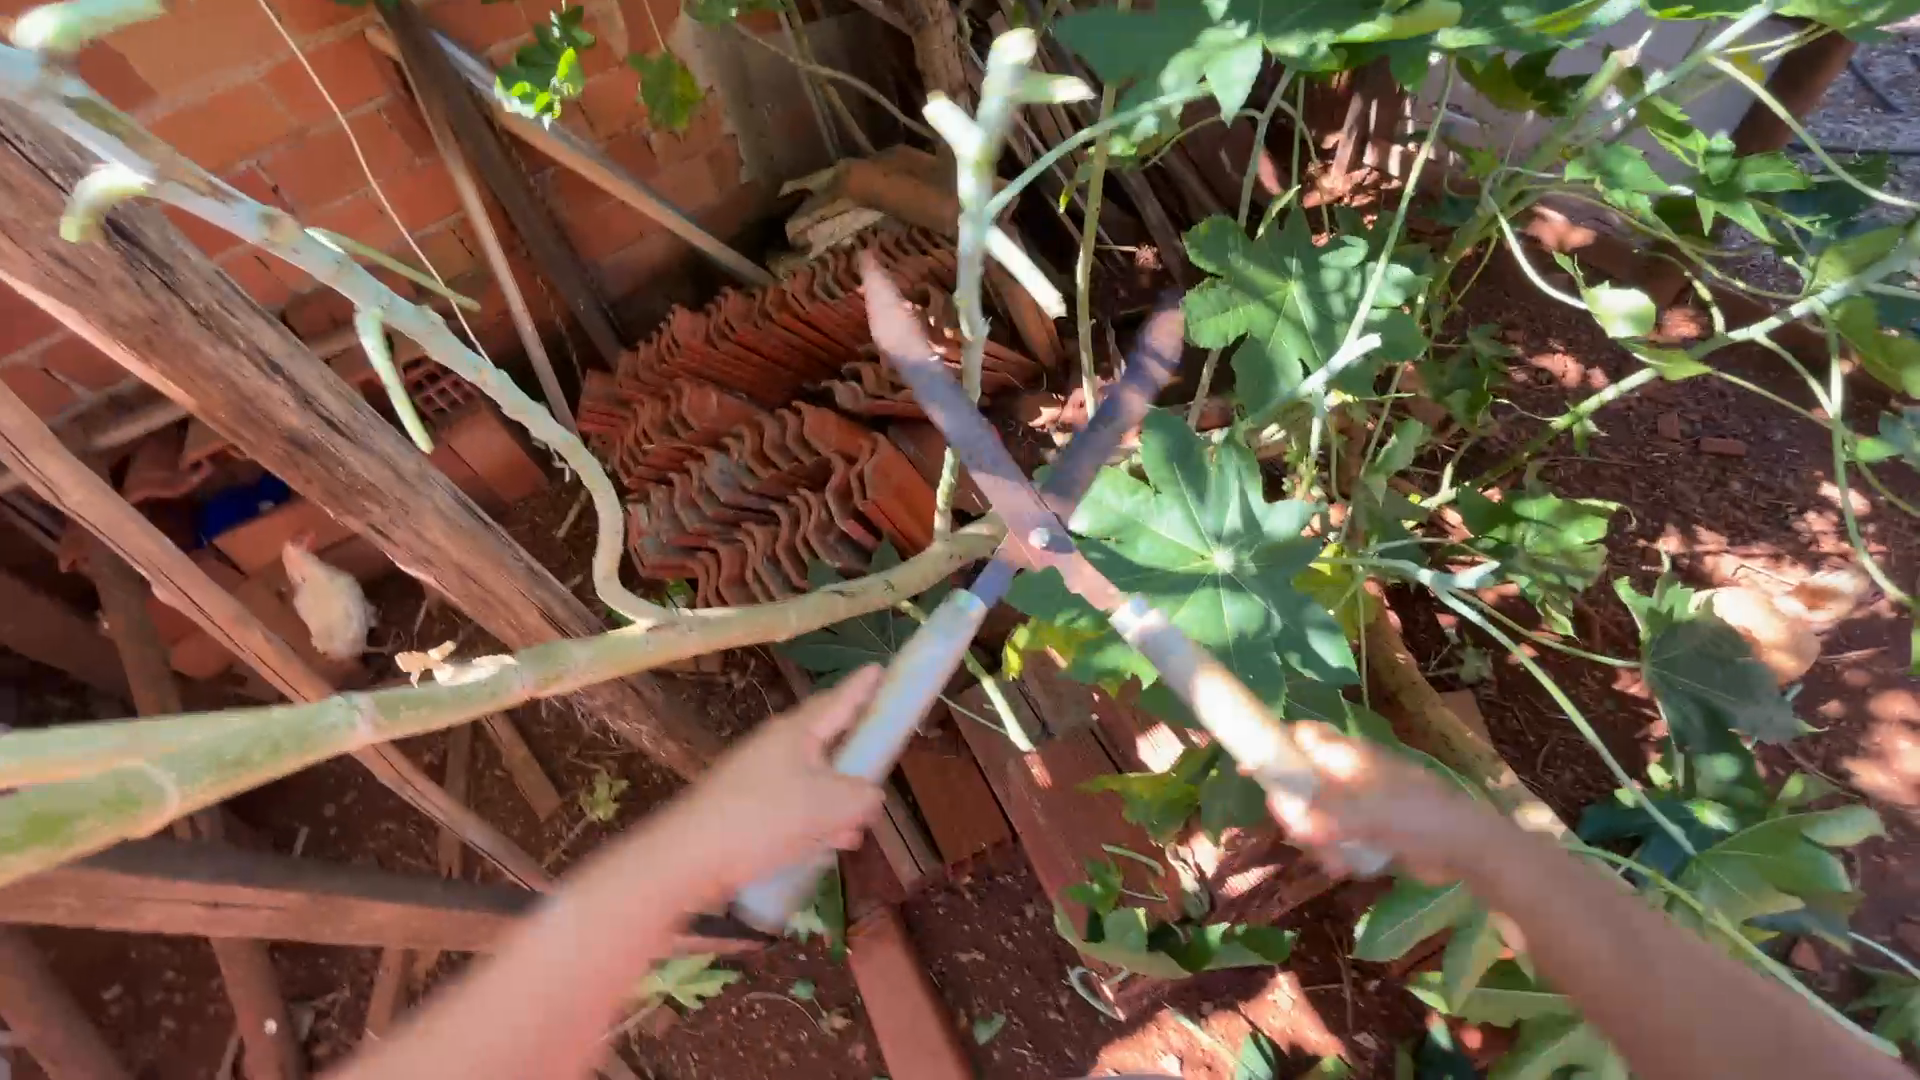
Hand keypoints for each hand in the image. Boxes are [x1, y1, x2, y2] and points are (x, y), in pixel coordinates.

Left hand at [674, 666, 886, 888]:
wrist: (688, 859)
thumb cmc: (763, 817)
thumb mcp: (828, 805)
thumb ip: (862, 796)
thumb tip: (871, 796)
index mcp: (798, 731)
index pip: (839, 700)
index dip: (863, 686)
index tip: (880, 668)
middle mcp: (778, 747)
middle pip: (828, 743)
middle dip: (856, 759)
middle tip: (879, 766)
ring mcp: (760, 778)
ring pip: (814, 782)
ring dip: (838, 804)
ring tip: (855, 829)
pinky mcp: (748, 810)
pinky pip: (795, 808)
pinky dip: (815, 824)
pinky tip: (826, 847)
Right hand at [1265, 722, 1503, 880]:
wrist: (1469, 849)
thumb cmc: (1421, 817)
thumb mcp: (1372, 816)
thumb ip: (1327, 818)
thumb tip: (1287, 821)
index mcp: (1346, 755)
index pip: (1300, 737)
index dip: (1273, 746)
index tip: (1252, 769)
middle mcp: (1346, 773)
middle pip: (1299, 780)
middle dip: (1295, 809)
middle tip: (1298, 832)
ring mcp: (1356, 800)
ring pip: (1314, 812)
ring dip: (1315, 838)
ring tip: (1331, 860)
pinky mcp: (1365, 827)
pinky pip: (1333, 835)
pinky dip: (1333, 850)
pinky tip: (1344, 867)